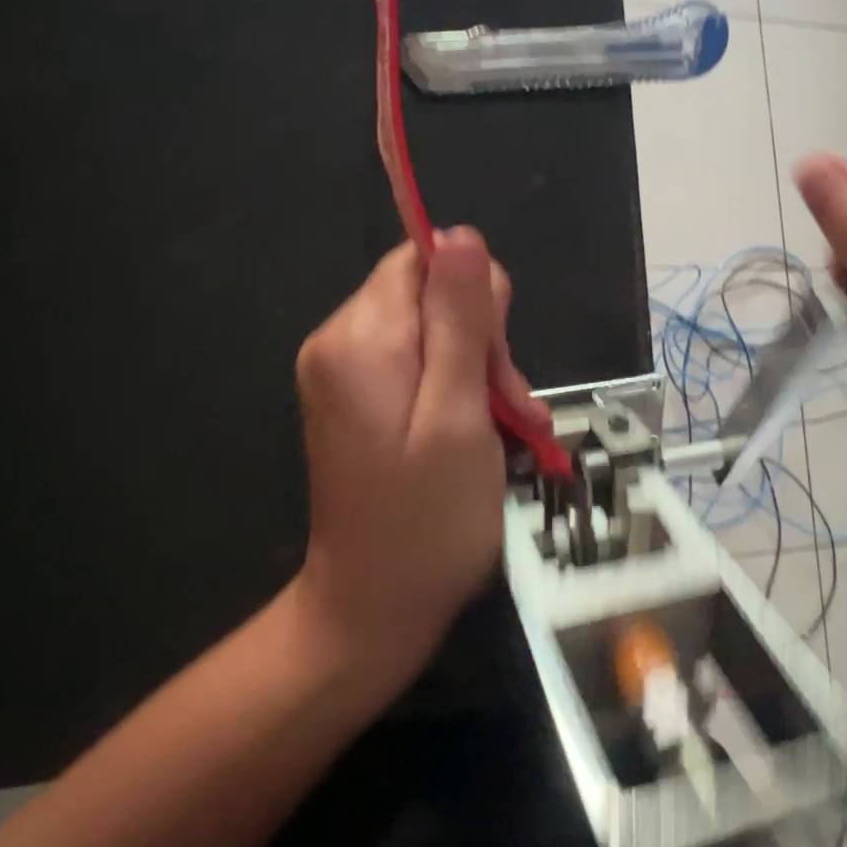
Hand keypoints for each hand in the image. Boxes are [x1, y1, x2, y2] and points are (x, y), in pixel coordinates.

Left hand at [292, 228, 547, 666]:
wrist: (374, 611)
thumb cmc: (428, 521)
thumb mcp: (460, 416)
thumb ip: (461, 322)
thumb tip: (463, 235)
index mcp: (359, 339)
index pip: (424, 262)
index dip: (474, 302)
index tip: (495, 368)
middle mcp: (340, 344)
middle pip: (429, 298)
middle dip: (481, 345)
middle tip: (507, 413)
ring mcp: (344, 377)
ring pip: (432, 335)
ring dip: (479, 376)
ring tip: (503, 435)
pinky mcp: (357, 405)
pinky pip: (417, 369)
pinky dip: (457, 396)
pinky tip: (481, 440)